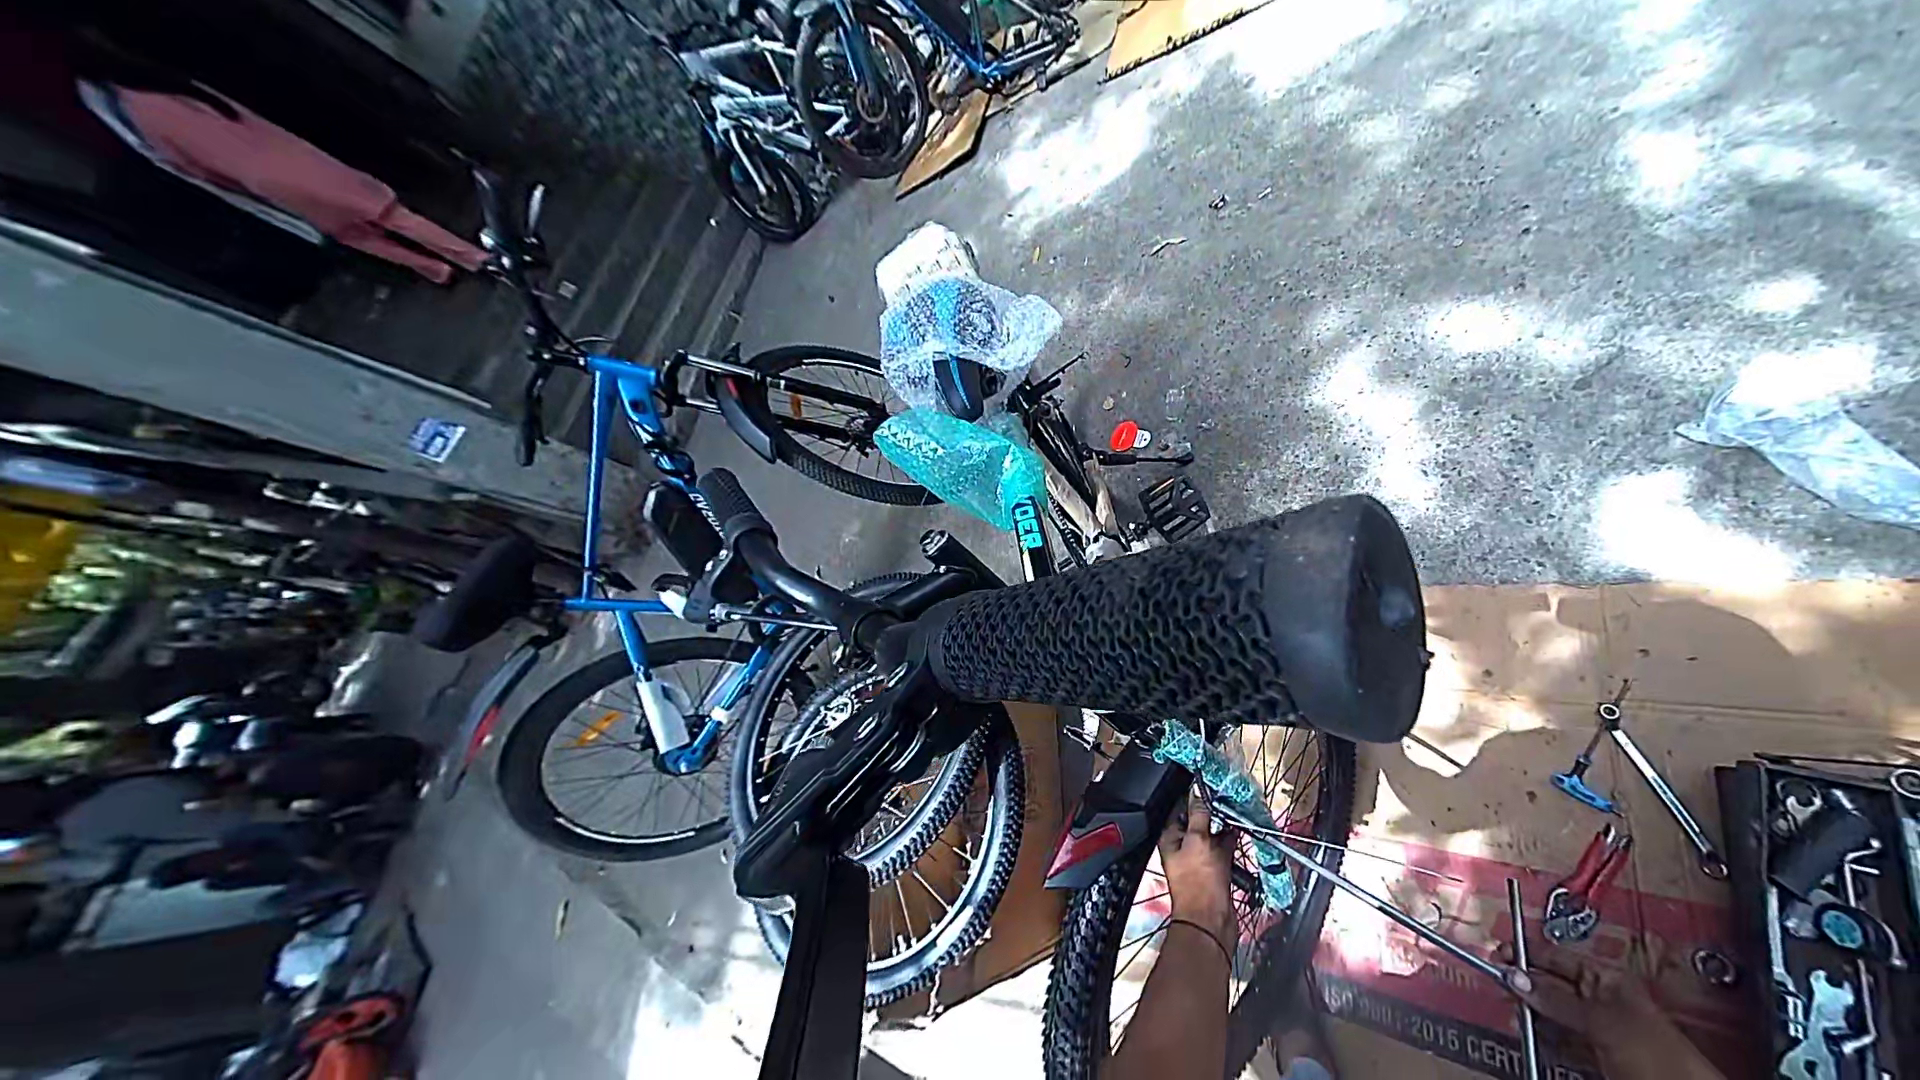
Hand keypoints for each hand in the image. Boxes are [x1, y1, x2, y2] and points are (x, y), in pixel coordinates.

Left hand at [1160, 791, 1234, 942]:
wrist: (1212, 923)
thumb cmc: (1199, 883)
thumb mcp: (1198, 841)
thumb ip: (1199, 816)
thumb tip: (1197, 792)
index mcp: (1171, 839)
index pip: (1181, 811)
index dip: (1194, 799)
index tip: (1209, 787)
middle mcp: (1183, 848)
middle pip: (1197, 823)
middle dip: (1211, 812)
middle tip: (1227, 798)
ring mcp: (1200, 860)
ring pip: (1212, 836)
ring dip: (1223, 827)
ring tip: (1236, 812)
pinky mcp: (1216, 872)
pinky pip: (1223, 851)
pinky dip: (1231, 842)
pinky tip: (1240, 832)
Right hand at [1496, 944, 1725, 1079]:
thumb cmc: (1660, 1060)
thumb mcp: (1602, 1021)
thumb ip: (1556, 997)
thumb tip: (1514, 975)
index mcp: (1608, 980)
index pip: (1553, 956)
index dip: (1524, 954)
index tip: (1495, 957)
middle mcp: (1600, 1000)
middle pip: (1547, 984)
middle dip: (1523, 987)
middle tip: (1501, 991)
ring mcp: (1599, 1030)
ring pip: (1549, 1012)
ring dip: (1529, 1014)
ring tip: (1515, 1017)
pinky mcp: (1596, 1057)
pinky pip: (1558, 1039)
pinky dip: (1542, 1037)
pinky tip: (1532, 1037)